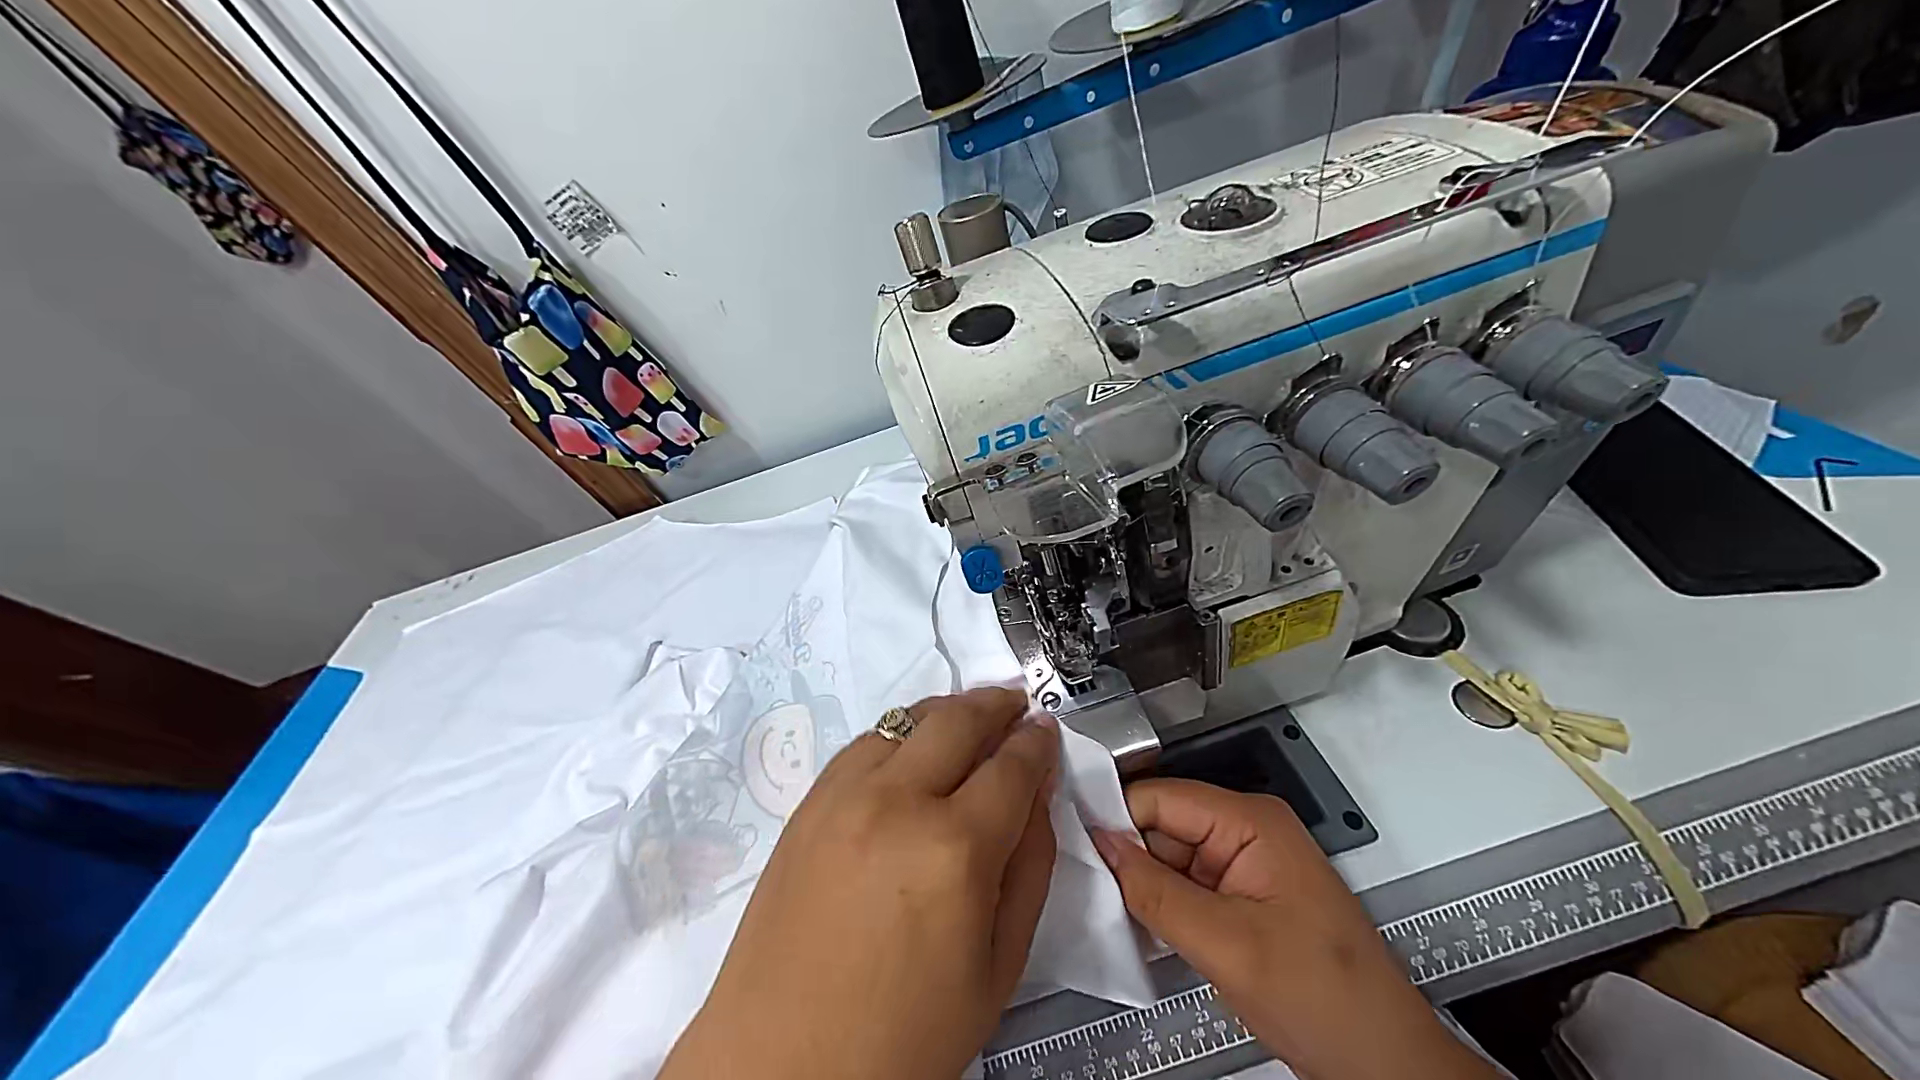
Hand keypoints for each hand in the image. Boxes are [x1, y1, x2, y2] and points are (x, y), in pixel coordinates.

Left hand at [658, 687, 1058, 1079]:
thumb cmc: (907, 1032)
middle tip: (1016, 704)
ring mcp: (843, 795)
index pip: (1011, 765)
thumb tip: (1037, 790)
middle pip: (958, 720)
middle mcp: (896, 802)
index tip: (1047, 730)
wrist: (785, 1061)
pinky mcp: (808, 803)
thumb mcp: (999, 963)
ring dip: (948, 711)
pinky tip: (913, 749)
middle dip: (996, 704)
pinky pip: (865, 742)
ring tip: (971, 718)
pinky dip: (900, 733)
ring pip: (907, 718)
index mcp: (954, 849)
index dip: (1037, 742)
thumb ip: (1030, 863)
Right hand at [1092, 780, 1497, 1079]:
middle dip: (1130, 861)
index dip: (1117, 821)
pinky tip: (1156, 931)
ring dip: (1146, 889)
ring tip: (1134, 921)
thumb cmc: (1333, 1003)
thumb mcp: (1228, 945)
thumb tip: (1105, 846)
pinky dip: (1163, 907)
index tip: (1082, 847)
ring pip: (1167, 858)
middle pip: (1160, 825)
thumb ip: (1156, 891)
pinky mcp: (1239, 894)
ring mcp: (1243, 864)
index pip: (1159, 797)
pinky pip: (1183, 885)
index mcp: (1251, 822)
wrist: (1381, 1064)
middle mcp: (1246, 832)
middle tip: (1105, 896)